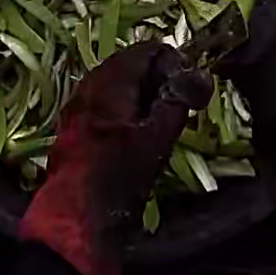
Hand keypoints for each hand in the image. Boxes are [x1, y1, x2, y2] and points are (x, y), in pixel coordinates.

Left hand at [19, 42, 210, 274]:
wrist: (74, 224)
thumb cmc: (118, 179)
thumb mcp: (156, 139)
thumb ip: (178, 101)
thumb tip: (201, 75)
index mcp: (109, 80)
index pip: (148, 49)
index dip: (174, 62)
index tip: (189, 86)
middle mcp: (89, 84)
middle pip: (132, 64)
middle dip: (159, 79)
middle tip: (179, 104)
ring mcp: (78, 105)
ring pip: (119, 84)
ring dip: (142, 95)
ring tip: (162, 120)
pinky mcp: (75, 126)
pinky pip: (106, 102)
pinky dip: (125, 108)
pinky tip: (137, 134)